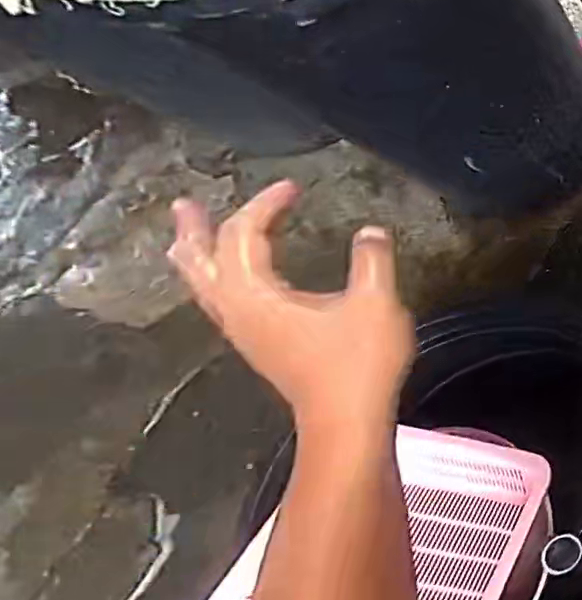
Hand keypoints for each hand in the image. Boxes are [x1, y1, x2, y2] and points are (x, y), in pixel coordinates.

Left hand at [168, 180, 414, 426]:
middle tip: (186, 205)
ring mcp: (244, 330)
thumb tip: (372, 231)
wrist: (347, 413)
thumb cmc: (359, 358)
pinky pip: (223, 299)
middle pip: (200, 260)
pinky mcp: (260, 344)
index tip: (293, 187)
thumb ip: (373, 263)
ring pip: (205, 283)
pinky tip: (242, 281)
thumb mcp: (377, 305)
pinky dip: (221, 277)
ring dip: (200, 254)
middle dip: (196, 230)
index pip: (247, 235)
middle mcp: (236, 308)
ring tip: (199, 237)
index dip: (266, 206)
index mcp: (256, 292)